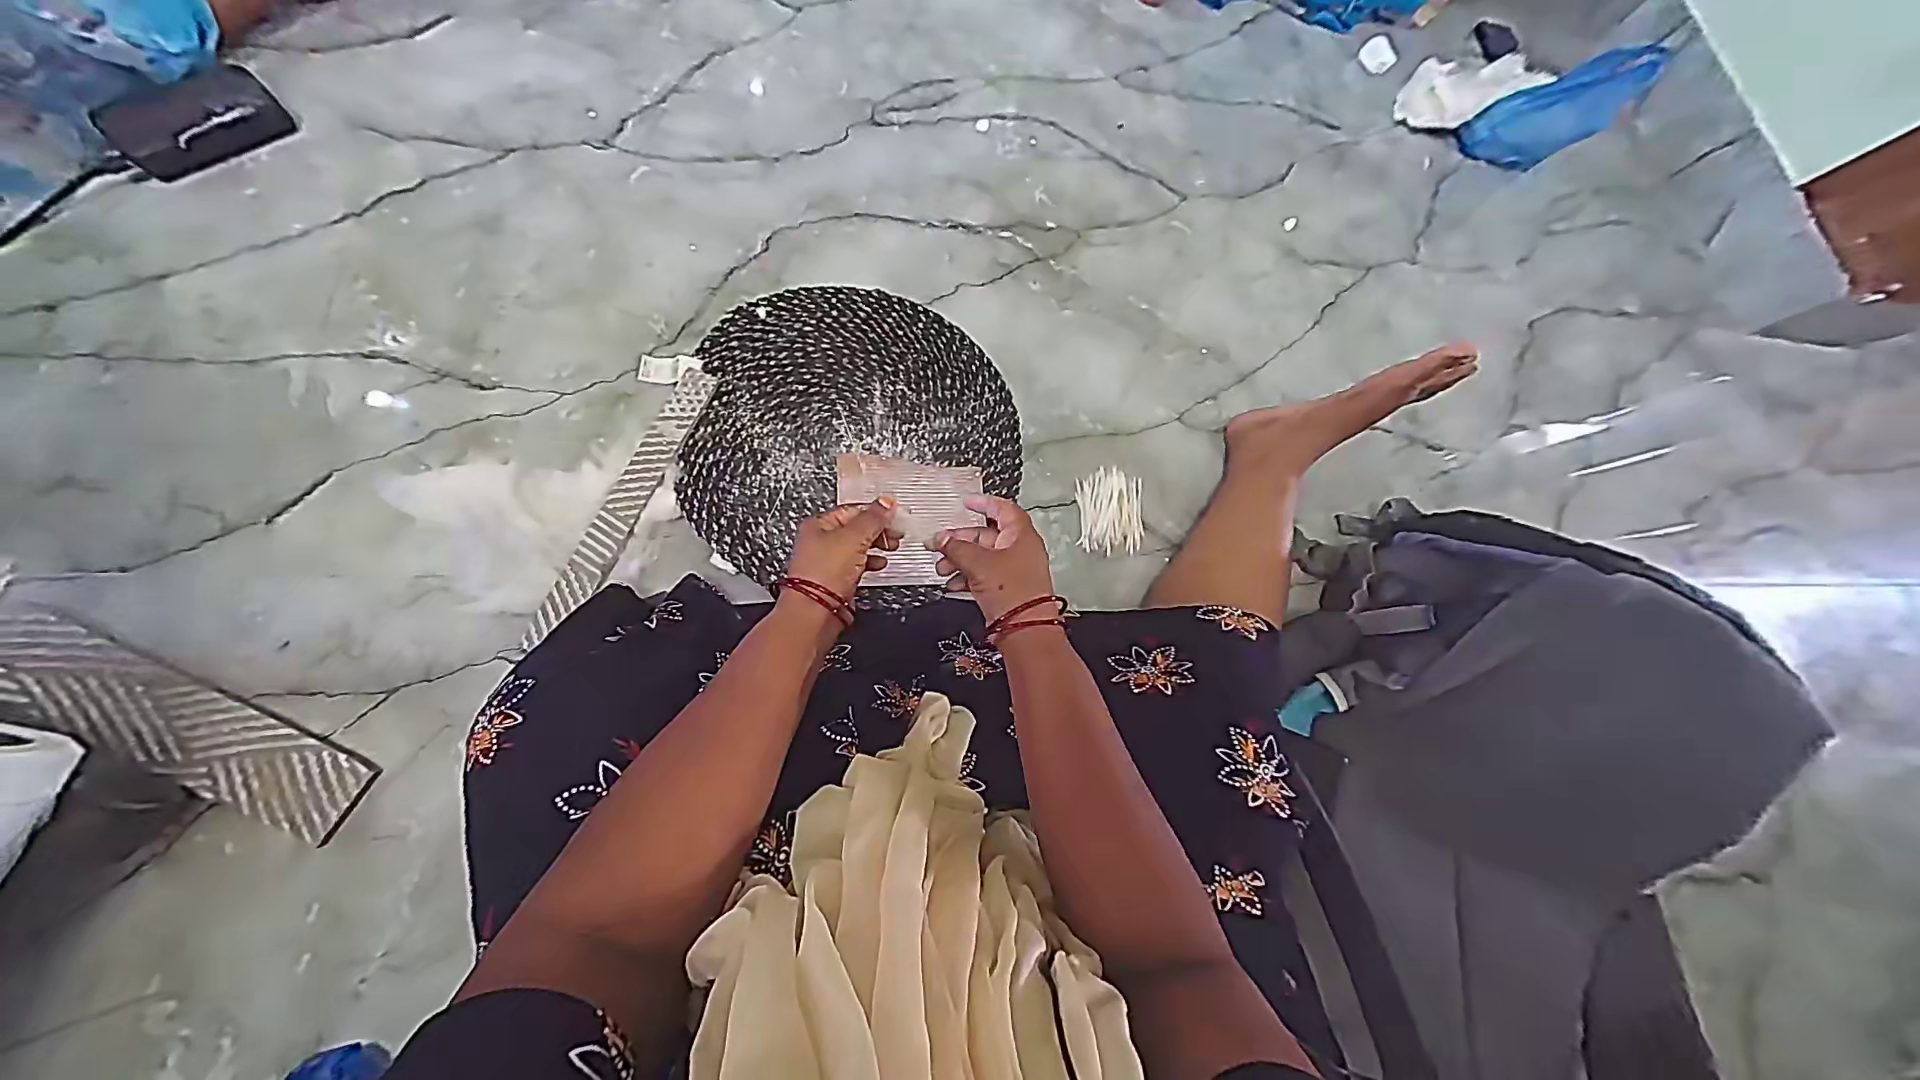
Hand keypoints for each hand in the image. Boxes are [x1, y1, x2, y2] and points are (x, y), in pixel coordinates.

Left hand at [786, 498, 901, 602]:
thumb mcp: (854, 537)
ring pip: (858, 547)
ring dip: (876, 546)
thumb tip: (886, 503)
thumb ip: (873, 518)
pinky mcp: (836, 579)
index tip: (893, 515)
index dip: (875, 511)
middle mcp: (821, 542)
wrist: (816, 611)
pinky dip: (870, 562)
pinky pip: (857, 565)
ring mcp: (828, 561)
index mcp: (819, 524)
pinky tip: (879, 564)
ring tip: (891, 547)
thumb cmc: (823, 574)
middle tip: (895, 532)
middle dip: (878, 530)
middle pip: (856, 528)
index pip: (853, 510)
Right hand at [932, 495, 1056, 625]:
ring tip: (943, 568)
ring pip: (982, 557)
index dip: (984, 503)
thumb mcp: (978, 563)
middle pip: (986, 536)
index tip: (967, 502)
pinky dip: (967, 576)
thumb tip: (942, 540)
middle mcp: (1020, 550)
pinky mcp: (1008, 589)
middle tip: (940, 544)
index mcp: (1020, 536)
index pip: (1002, 510)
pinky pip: (984, 575)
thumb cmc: (1013, 593)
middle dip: (960, 541)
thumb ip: (956, 548)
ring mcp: (1014, 570)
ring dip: (960, 561)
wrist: (1023, 628)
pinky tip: (953, 583)